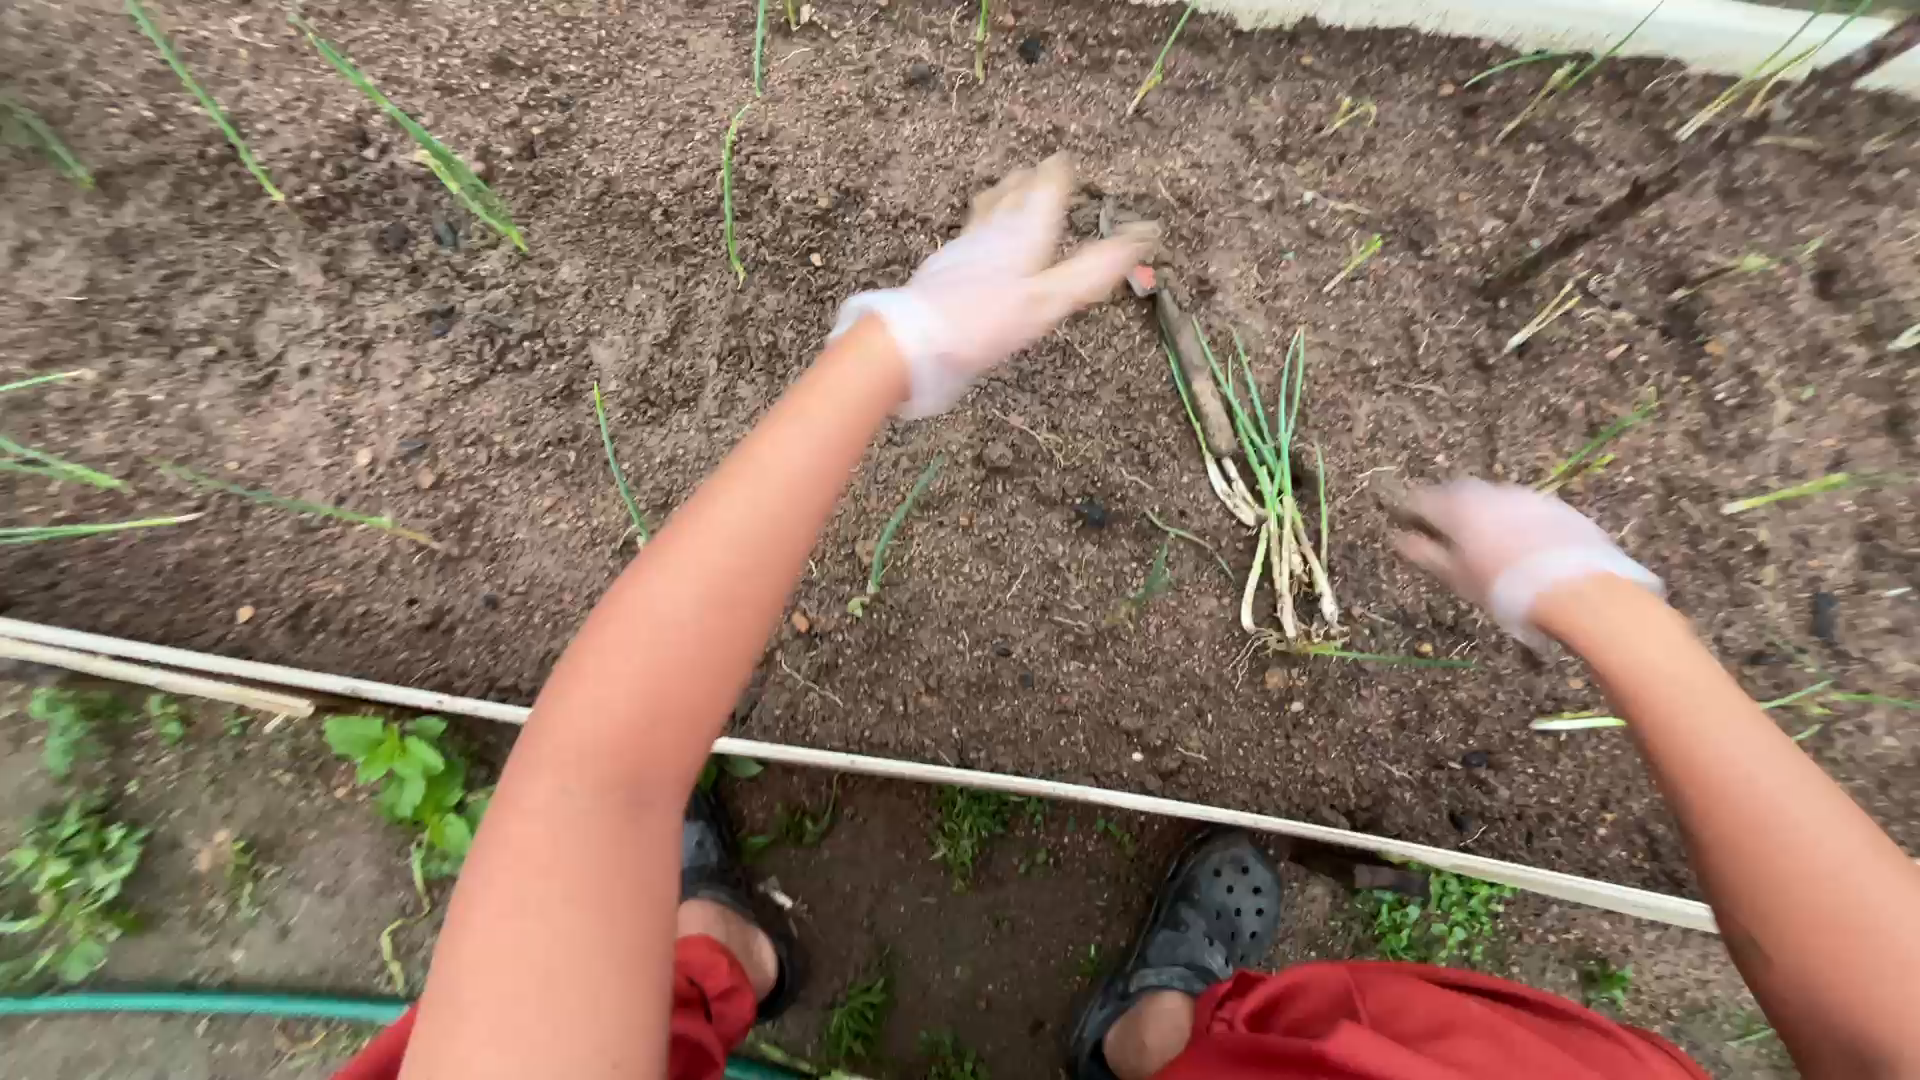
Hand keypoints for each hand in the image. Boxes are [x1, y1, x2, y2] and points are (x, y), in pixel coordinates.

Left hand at [830, 153, 1156, 417]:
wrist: (915, 340)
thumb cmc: (984, 323)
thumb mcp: (1048, 300)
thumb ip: (1090, 270)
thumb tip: (1141, 237)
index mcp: (1022, 236)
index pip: (1044, 194)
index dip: (1056, 177)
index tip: (1064, 161)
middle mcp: (992, 235)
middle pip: (1012, 198)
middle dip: (1028, 182)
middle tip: (1036, 168)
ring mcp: (963, 251)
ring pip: (986, 214)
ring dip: (1000, 197)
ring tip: (1004, 186)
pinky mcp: (941, 271)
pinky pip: (966, 237)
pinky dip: (977, 228)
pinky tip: (971, 239)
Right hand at [1392, 479, 1662, 647]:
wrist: (1577, 591)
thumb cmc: (1504, 586)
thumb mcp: (1455, 576)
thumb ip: (1424, 553)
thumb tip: (1400, 539)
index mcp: (1457, 509)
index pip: (1421, 499)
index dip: (1410, 509)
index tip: (1406, 520)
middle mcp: (1489, 495)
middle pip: (1458, 491)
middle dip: (1447, 504)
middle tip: (1443, 526)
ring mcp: (1525, 498)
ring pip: (1494, 498)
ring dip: (1483, 510)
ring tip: (1483, 536)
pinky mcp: (1556, 507)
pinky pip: (1524, 508)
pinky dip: (1513, 518)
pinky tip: (1519, 541)